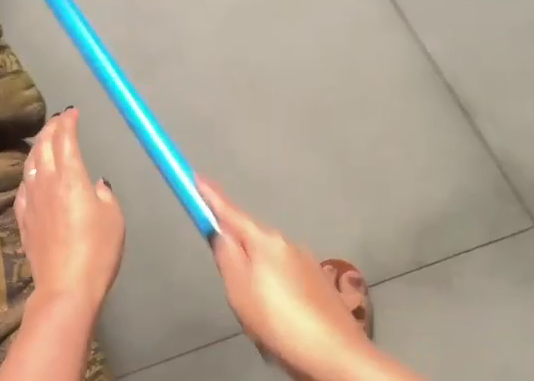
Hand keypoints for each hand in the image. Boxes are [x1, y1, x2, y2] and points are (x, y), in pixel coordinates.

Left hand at [15, 108, 125, 314]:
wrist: (65, 286)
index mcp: (70, 175)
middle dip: (50, 128)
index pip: (64, 138)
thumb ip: (104, 194)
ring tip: (45, 141)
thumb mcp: (113, 218)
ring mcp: (31, 199)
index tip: (72, 112)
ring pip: (30, 163)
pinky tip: (32, 176)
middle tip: (58, 120)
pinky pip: (24, 186)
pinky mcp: (23, 218)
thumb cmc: (96, 250)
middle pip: (43, 145)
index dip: (67, 121)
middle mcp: (46, 180)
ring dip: (38, 147)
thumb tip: (95, 184)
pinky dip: (30, 173)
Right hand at [199, 176, 389, 380]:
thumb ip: (225, 255)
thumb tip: (219, 231)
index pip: (229, 211)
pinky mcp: (320, 285)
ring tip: (261, 320)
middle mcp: (287, 243)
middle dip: (239, 258)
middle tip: (236, 292)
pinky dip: (277, 294)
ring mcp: (307, 263)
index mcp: (265, 240)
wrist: (339, 357)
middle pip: (251, 240)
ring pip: (268, 263)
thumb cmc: (280, 321)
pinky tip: (281, 323)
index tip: (194, 176)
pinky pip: (286, 280)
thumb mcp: (239, 290)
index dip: (209, 195)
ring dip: (259, 280)